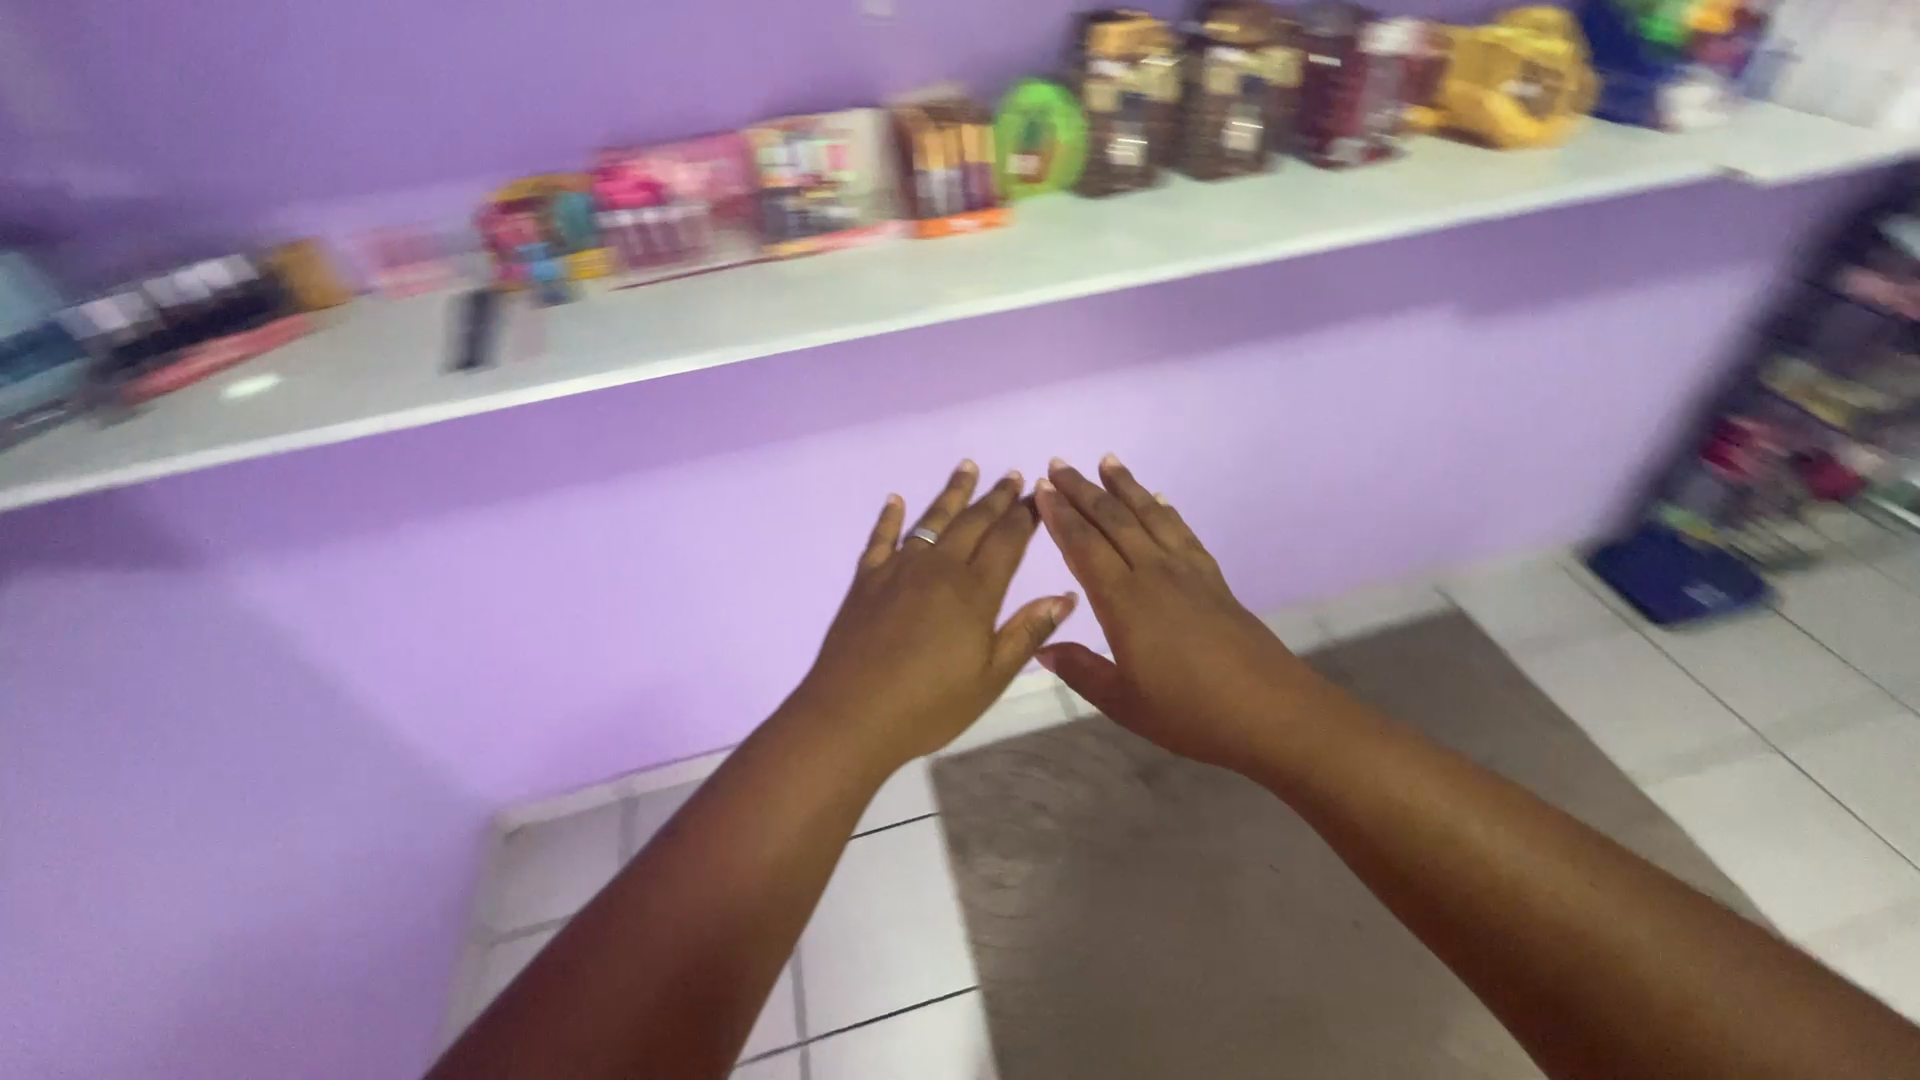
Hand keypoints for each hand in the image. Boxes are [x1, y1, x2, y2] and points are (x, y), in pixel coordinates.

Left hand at [789, 461, 1076, 768]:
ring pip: (931, 520)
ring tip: (967, 467)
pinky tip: (895, 500)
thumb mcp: (991, 678)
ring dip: (952, 493)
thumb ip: (1027, 633)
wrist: (852, 714)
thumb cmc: (930, 705)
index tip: (1037, 494)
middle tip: (1011, 476)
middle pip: (973, 522)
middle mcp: (939, 568)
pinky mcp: (866, 580)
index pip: (1007, 541)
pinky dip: (889, 517)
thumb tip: (1065, 596)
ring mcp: (898, 570)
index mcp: (975, 592)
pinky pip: (881, 538)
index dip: (1025, 516)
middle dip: (996, 498)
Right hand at [1032, 455, 1329, 773]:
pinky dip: (1165, 510)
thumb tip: (1043, 648)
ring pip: (1149, 516)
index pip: (1084, 546)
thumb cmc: (1189, 711)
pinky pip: (1183, 532)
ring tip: (1107, 461)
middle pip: (1113, 520)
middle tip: (1060, 463)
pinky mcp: (1213, 578)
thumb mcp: (1123, 702)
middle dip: (1083, 490)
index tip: (1043, 489)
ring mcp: (1187, 572)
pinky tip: (1159, 500)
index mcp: (1123, 602)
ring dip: (1125, 486)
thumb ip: (1081, 670)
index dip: (1061, 516)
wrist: (1269, 711)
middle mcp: (1153, 573)